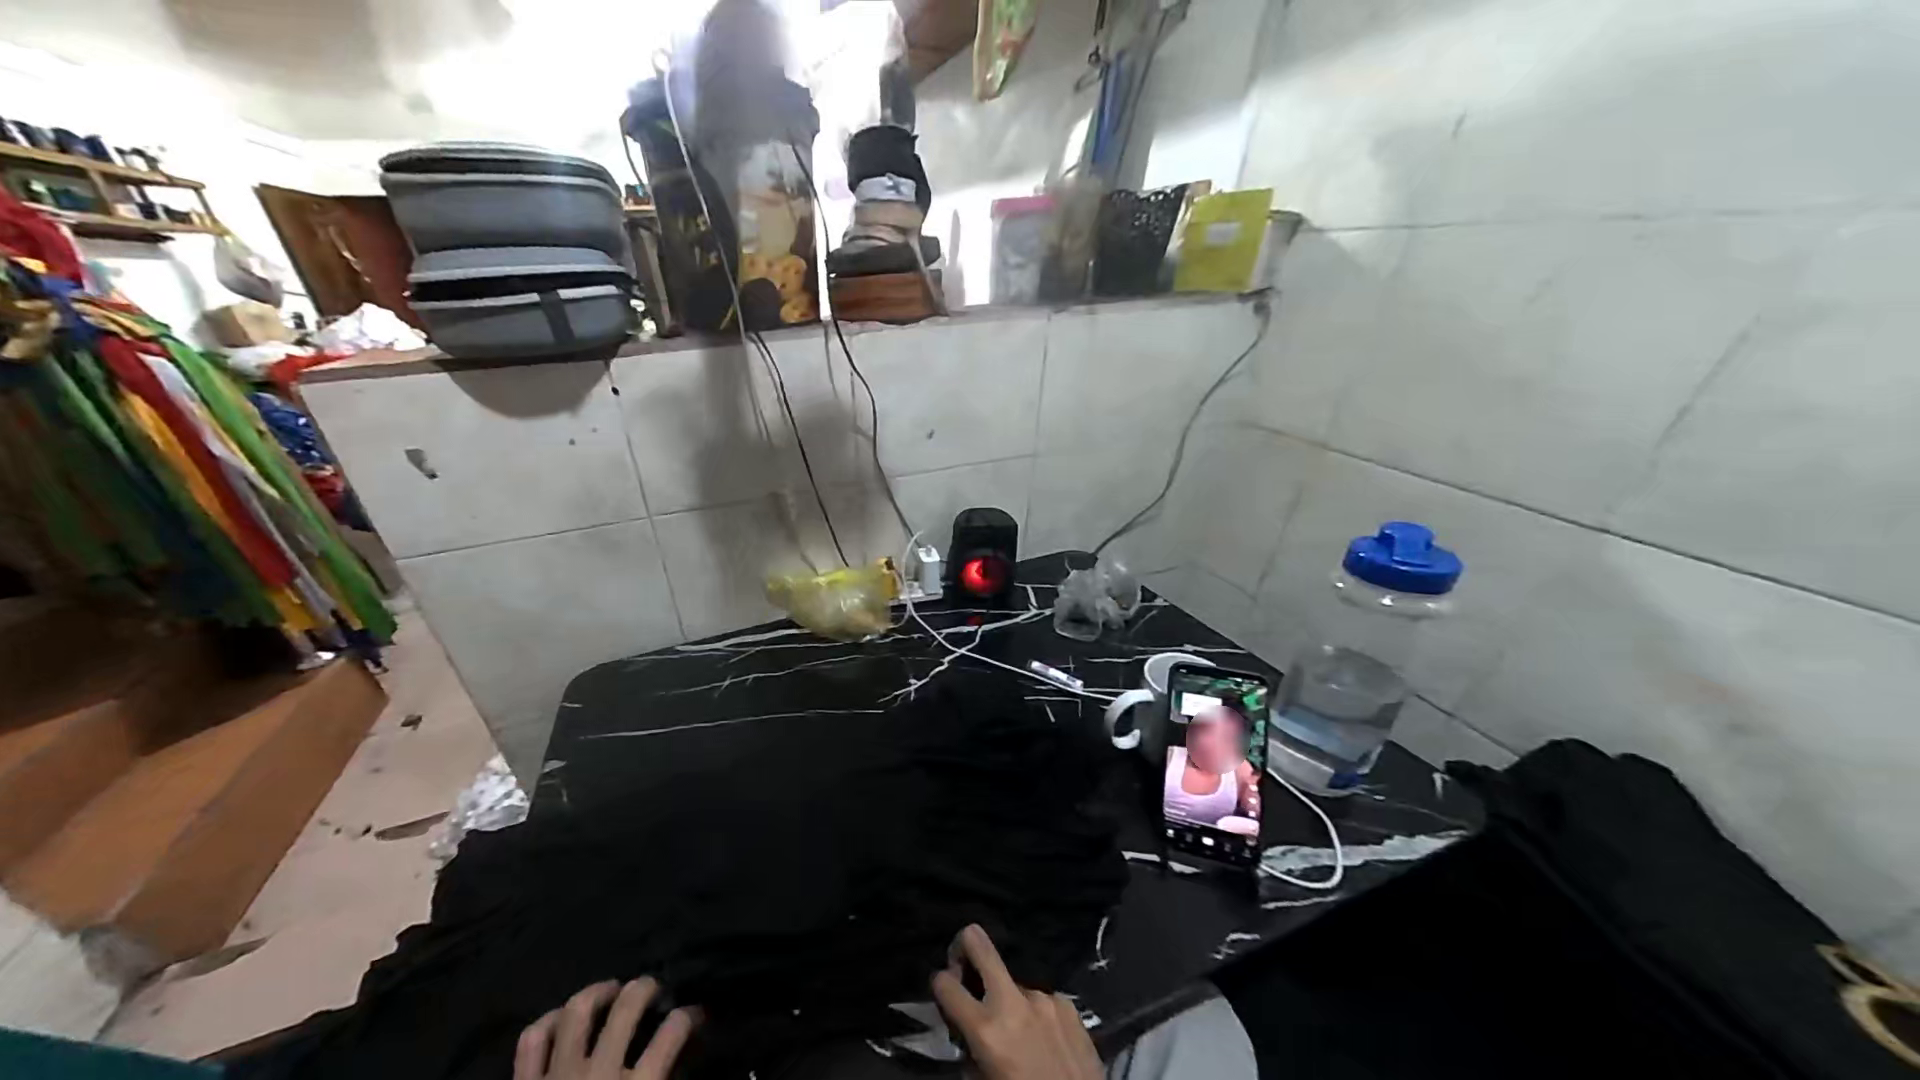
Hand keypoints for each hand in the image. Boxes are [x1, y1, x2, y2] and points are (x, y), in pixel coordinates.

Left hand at [515, 978, 698, 1079]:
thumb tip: (686, 1066)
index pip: (675, 1030)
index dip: (692, 1015)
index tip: (697, 1015)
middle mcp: (600, 1073)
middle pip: (628, 1006)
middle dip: (647, 987)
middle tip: (655, 990)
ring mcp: (559, 1075)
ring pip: (579, 1010)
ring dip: (600, 991)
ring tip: (613, 990)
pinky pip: (532, 1040)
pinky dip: (547, 1022)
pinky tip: (563, 1020)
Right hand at [930, 925, 1101, 1079]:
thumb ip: (970, 1049)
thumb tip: (964, 1027)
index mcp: (987, 1029)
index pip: (945, 983)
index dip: (939, 983)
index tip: (944, 991)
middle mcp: (1013, 1002)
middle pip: (979, 944)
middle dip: (964, 945)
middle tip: (963, 966)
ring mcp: (1043, 997)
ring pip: (1012, 983)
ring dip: (1008, 999)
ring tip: (1019, 1031)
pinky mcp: (1066, 1002)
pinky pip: (1038, 999)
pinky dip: (1033, 1013)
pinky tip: (1043, 1038)